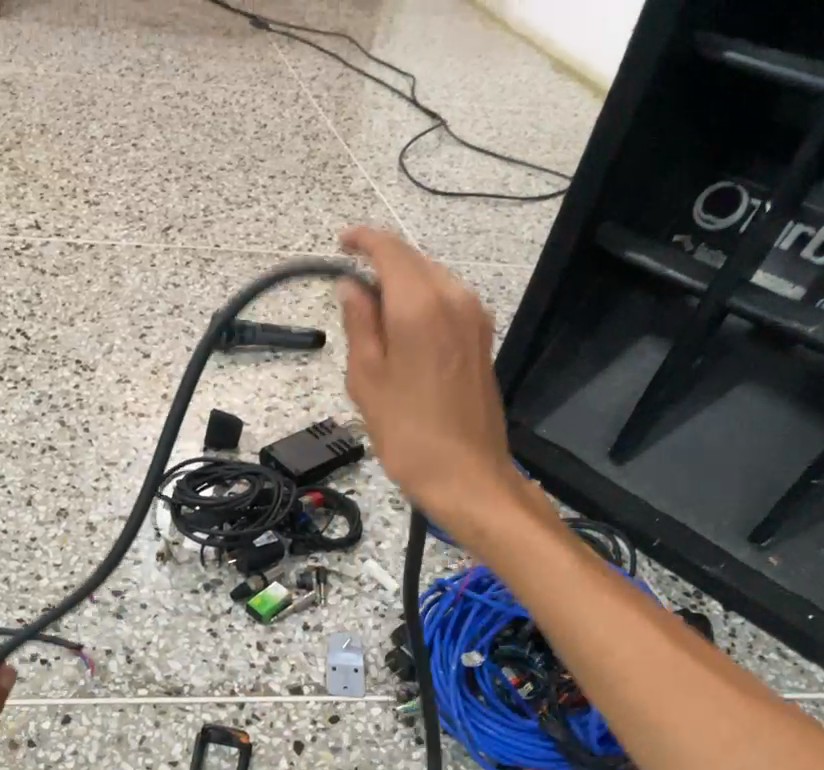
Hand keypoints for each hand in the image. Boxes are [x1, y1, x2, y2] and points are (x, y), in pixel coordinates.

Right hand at [336, 227, 551, 531]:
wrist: (467, 475)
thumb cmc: (408, 432)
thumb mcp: (367, 378)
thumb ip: (358, 324)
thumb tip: (351, 288)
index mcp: (420, 306)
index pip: (390, 251)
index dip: (363, 240)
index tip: (341, 242)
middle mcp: (454, 300)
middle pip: (414, 262)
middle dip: (381, 264)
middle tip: (349, 286)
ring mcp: (475, 319)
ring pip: (433, 280)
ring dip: (402, 285)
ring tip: (371, 312)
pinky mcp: (483, 339)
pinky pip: (448, 302)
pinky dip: (421, 302)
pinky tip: (402, 329)